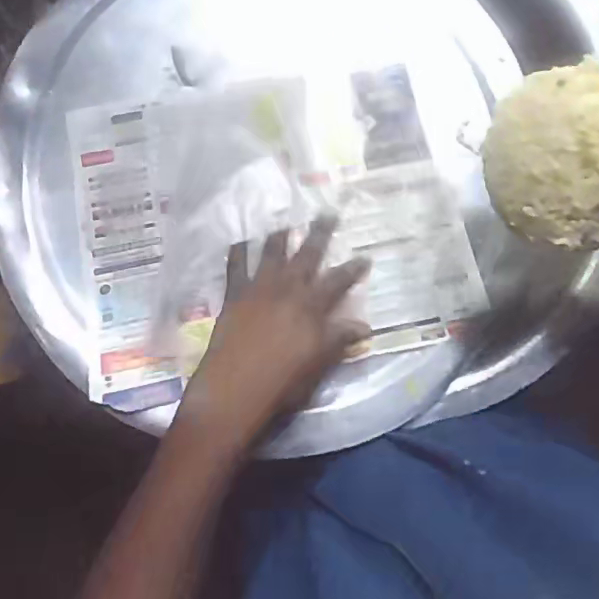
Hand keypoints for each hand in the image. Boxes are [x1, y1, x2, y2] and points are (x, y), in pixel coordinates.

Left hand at [173, 216, 370, 456]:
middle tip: (327, 212)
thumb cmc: (283, 382)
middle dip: (319, 233)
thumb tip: (364, 326)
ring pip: (272, 252)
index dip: (353, 269)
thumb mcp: (319, 364)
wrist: (236, 386)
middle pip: (307, 255)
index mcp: (312, 307)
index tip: (364, 256)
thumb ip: (339, 340)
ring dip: (280, 235)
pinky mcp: (234, 293)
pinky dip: (238, 250)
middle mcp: (287, 289)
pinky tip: (239, 238)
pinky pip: (236, 265)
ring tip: (284, 220)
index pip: (338, 282)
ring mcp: (259, 288)